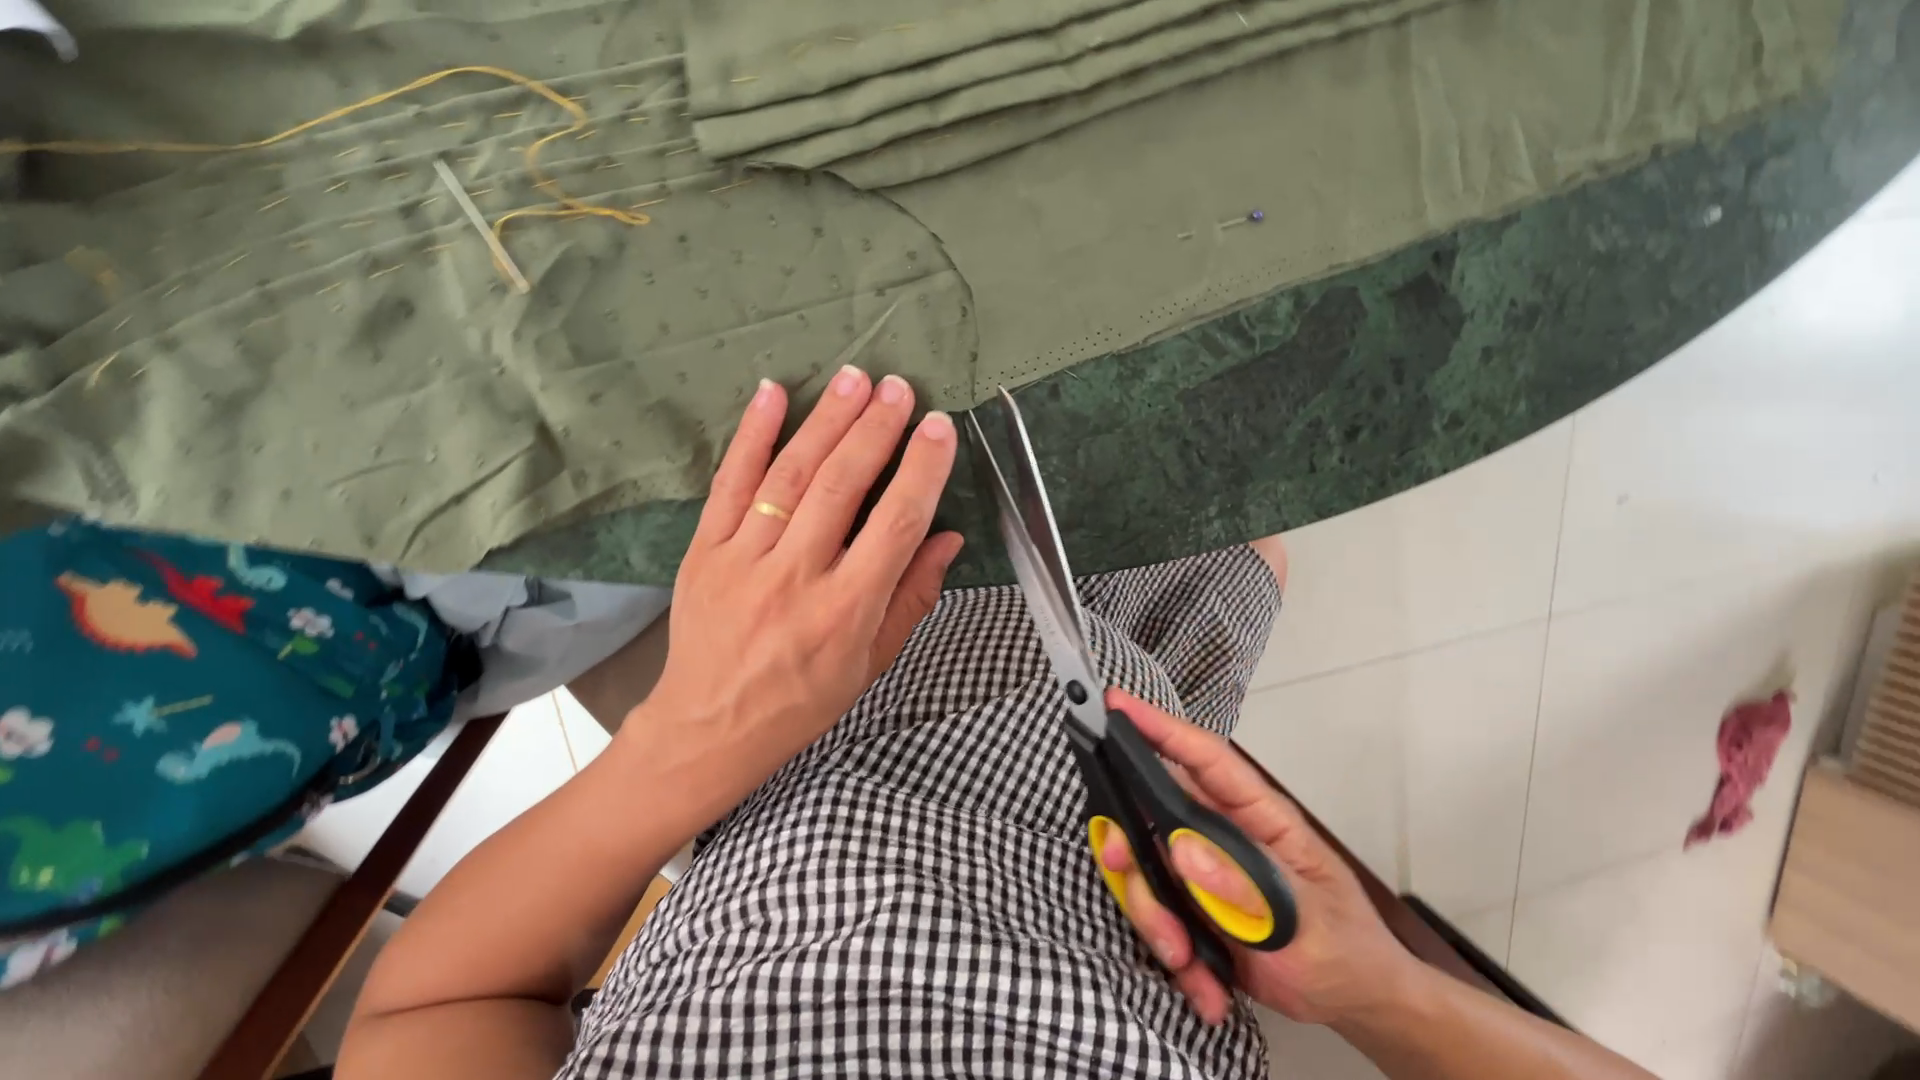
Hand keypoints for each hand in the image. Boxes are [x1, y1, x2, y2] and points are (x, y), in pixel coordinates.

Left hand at [619, 367, 962, 814]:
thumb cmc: (803, 700)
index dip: (921, 471)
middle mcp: (796, 578)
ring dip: (825, 421)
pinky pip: (730, 482)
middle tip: (899, 387)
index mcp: (846, 611)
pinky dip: (751, 434)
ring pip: (790, 475)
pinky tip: (772, 393)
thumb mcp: (871, 663)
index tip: (940, 426)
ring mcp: (744, 560)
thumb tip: (948, 537)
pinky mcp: (704, 550)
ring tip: (854, 378)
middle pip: (842, 487)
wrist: (710, 727)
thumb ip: (912, 598)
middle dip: (875, 429)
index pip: (895, 525)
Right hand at [1097, 689, 1419, 1027]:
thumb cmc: (1348, 949)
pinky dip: (1175, 963)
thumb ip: (1246, 885)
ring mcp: (1201, 874)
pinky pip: (1158, 922)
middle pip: (1152, 815)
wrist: (1356, 1001)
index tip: (1115, 702)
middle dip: (1128, 844)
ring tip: (1187, 962)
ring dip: (1155, 919)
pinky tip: (1209, 992)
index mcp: (1258, 818)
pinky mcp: (1191, 912)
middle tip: (1122, 866)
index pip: (1205, 759)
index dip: (1160, 726)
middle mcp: (1220, 836)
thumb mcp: (1307, 922)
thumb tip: (1181, 848)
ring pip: (1144, 872)